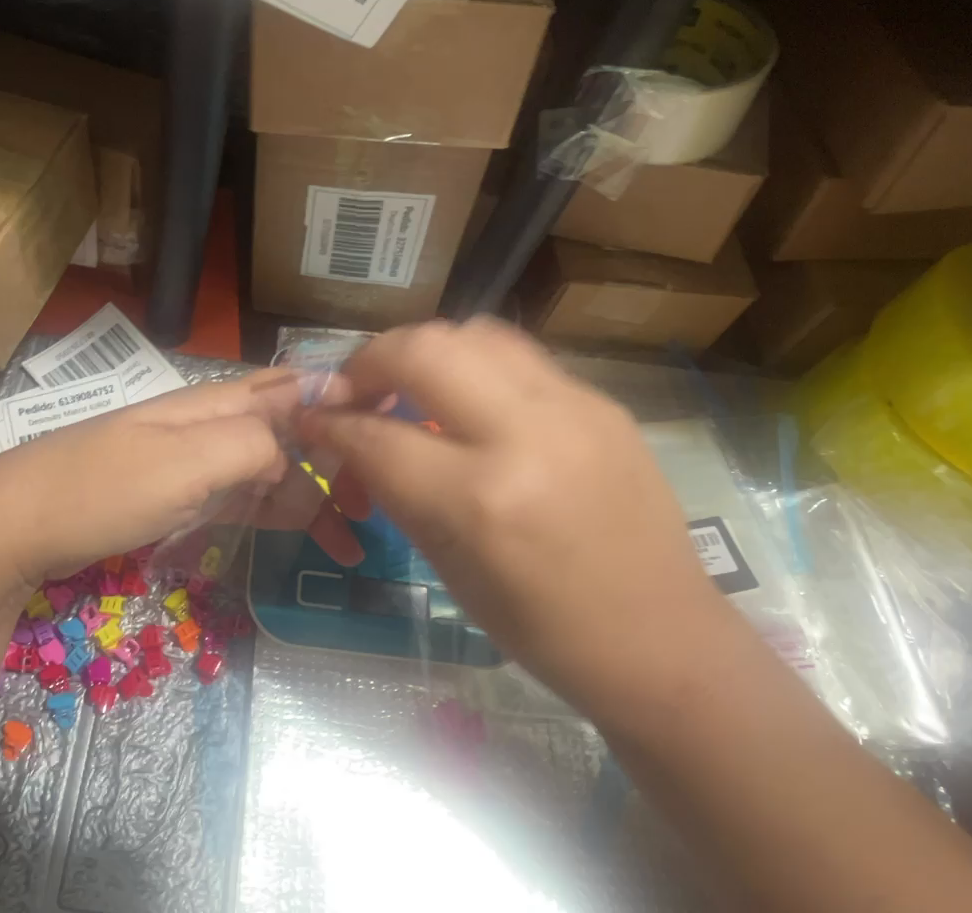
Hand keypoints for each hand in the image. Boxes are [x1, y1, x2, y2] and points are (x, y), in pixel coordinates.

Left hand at [0, 369, 357, 598]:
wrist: (13, 528)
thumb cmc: (100, 490)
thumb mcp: (183, 464)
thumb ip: (250, 443)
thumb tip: (295, 448)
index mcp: (211, 404)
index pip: (289, 386)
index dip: (339, 399)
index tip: (388, 426)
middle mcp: (205, 425)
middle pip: (284, 430)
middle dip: (332, 457)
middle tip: (373, 502)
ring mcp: (188, 463)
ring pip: (265, 469)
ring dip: (308, 495)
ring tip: (348, 536)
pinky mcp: (172, 499)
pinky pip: (238, 497)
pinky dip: (272, 512)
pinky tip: (296, 531)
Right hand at [300, 318, 738, 705]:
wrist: (658, 639)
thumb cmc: (540, 628)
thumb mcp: (448, 565)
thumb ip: (396, 488)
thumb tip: (352, 436)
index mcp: (480, 499)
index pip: (377, 435)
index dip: (330, 424)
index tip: (314, 421)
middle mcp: (526, 435)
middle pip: (423, 350)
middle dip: (371, 361)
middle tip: (357, 390)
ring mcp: (574, 409)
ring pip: (475, 333)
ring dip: (427, 352)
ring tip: (413, 387)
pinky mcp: (603, 402)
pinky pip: (520, 359)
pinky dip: (476, 369)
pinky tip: (472, 405)